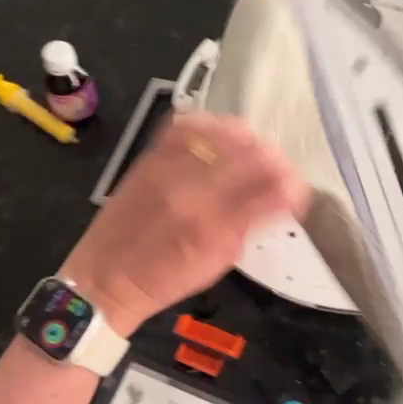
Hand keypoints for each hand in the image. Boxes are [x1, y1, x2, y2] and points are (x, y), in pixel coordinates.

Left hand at [62, 113, 307, 334]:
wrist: (106, 276)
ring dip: (246, 139)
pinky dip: (208, 124)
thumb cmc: (165, 278)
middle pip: (250, 154)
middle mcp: (192, 190)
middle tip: (278, 168)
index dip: (291, 184)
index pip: (269, 189)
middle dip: (274, 159)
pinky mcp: (150, 156)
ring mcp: (169, 168)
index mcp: (214, 225)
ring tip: (252, 149)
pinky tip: (218, 135)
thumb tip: (286, 197)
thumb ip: (252, 223)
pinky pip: (184, 125)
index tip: (296, 188)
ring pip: (222, 132)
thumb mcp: (218, 261)